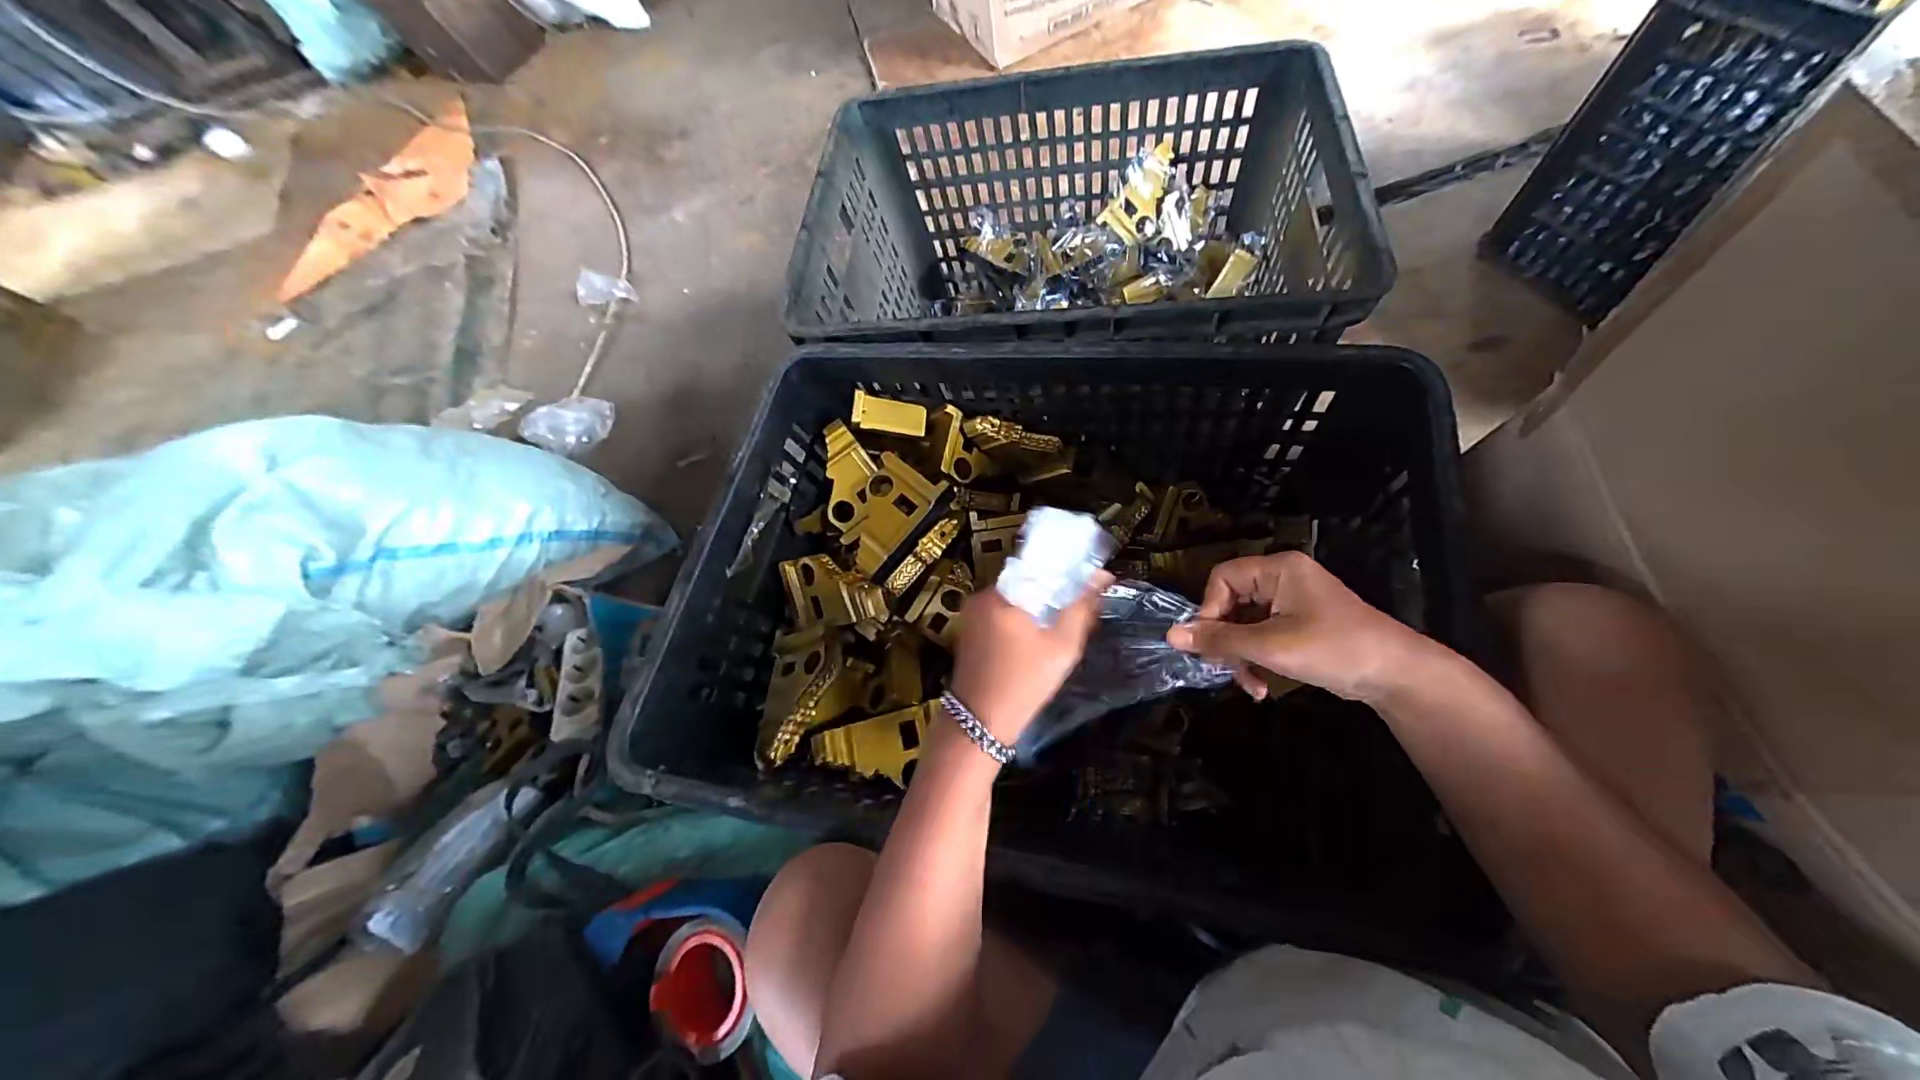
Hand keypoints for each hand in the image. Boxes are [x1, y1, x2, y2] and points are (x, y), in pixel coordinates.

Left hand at [947, 571, 1113, 743]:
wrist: (979, 723)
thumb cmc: (1024, 683)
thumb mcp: (1061, 647)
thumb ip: (1081, 609)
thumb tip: (1101, 578)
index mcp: (1001, 594)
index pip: (1041, 567)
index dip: (1070, 573)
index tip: (1094, 581)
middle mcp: (981, 597)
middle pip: (1027, 583)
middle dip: (1056, 593)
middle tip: (1083, 607)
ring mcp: (971, 615)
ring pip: (1015, 600)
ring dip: (1038, 608)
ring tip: (1064, 625)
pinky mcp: (968, 632)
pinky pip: (1001, 616)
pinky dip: (1021, 621)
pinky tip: (1039, 638)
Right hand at [1164, 551, 1435, 702]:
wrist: (1396, 675)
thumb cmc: (1333, 649)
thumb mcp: (1270, 646)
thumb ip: (1219, 639)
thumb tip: (1171, 634)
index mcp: (1278, 570)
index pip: (1222, 579)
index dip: (1209, 610)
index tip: (1208, 643)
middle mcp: (1282, 580)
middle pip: (1231, 603)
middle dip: (1226, 641)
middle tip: (1224, 670)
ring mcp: (1292, 603)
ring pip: (1245, 625)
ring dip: (1241, 656)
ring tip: (1247, 685)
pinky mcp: (1300, 626)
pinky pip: (1263, 636)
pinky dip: (1257, 660)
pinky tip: (1259, 687)